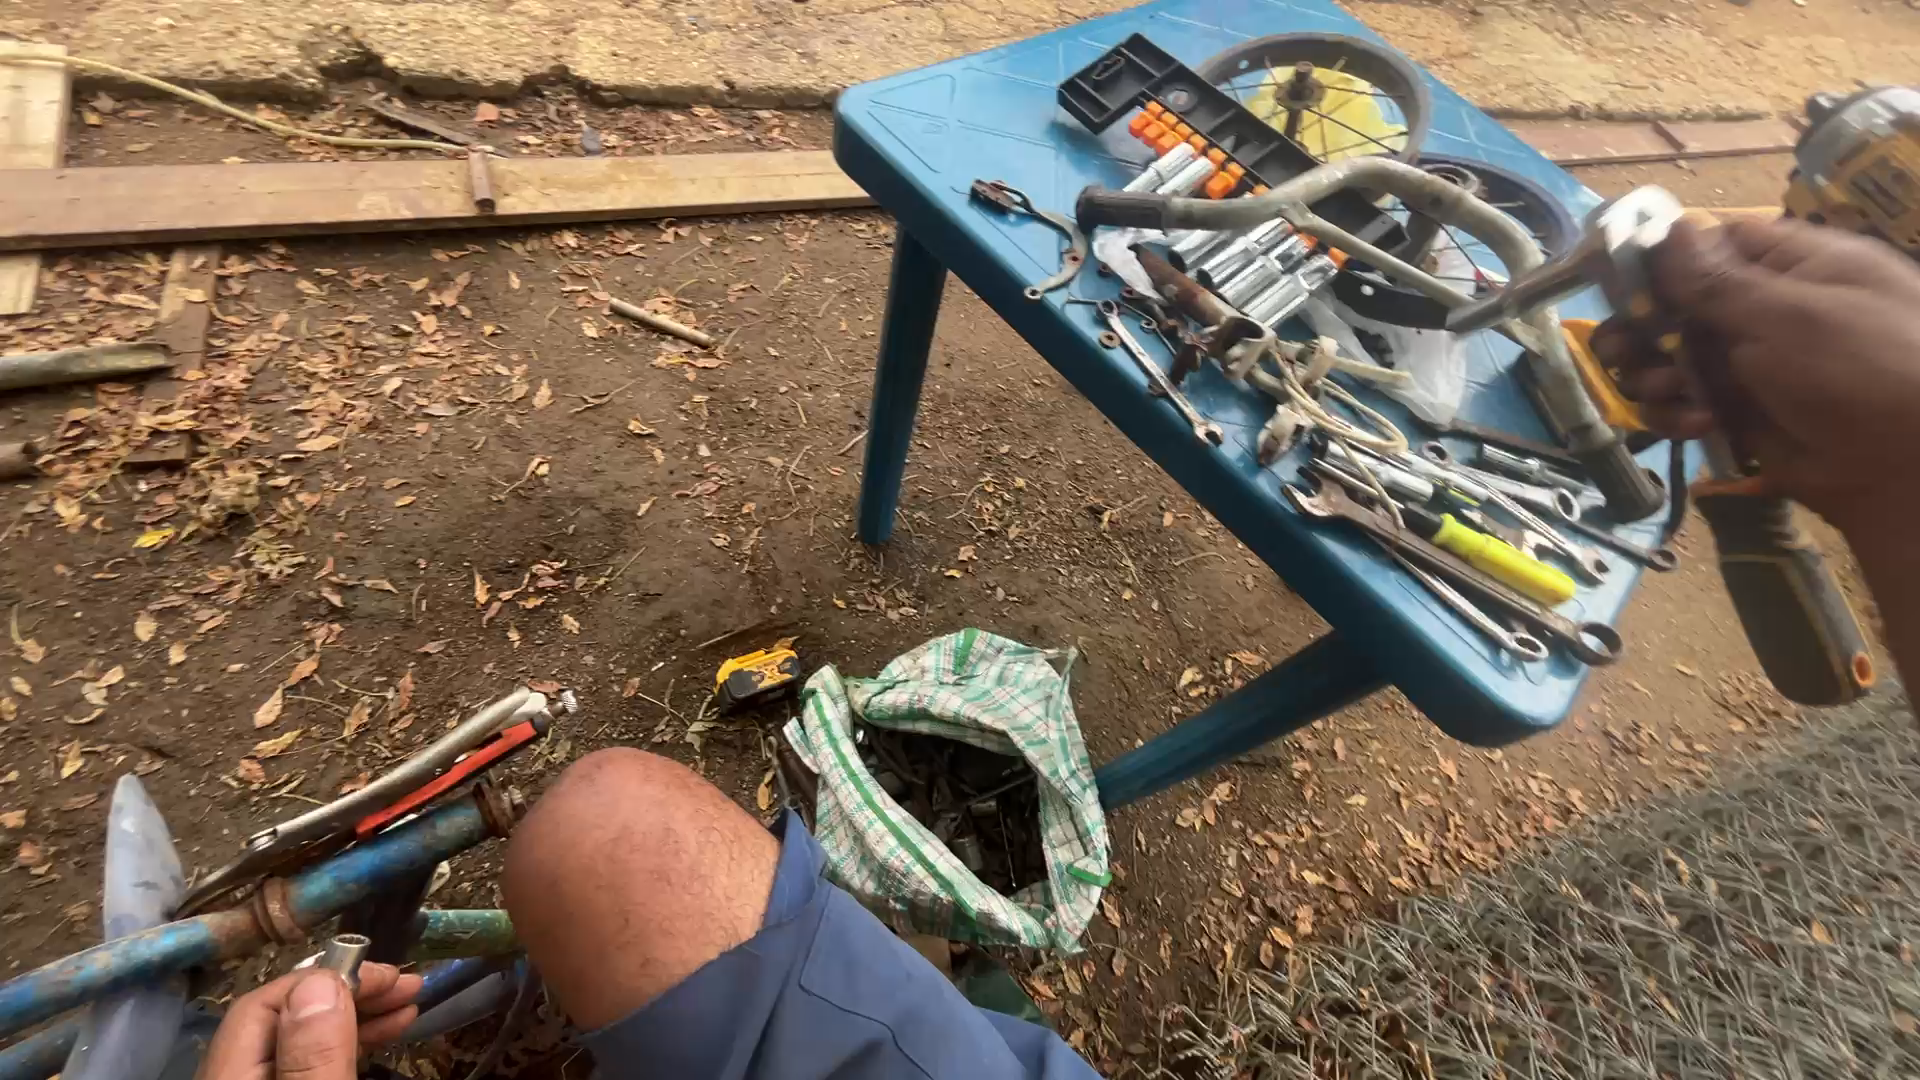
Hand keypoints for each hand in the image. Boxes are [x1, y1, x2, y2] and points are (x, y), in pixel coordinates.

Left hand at [196, 963, 422, 1079]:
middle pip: (279, 1019)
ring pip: (297, 1038)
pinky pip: (303, 1060)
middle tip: (407, 984)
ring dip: (357, 1013)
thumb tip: (319, 980)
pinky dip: (347, 1040)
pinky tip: (386, 1030)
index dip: (325, 979)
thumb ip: (316, 1053)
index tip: (386, 977)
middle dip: (349, 992)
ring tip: (409, 1003)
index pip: (262, 1005)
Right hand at [1591, 217, 1919, 532]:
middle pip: (1664, 308)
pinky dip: (1671, 415)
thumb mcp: (1790, 315)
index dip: (1657, 262)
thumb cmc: (1866, 369)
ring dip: (1648, 378)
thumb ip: (1716, 280)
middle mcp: (1756, 311)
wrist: (1908, 461)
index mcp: (1789, 269)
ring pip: (1655, 360)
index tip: (1617, 285)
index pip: (1707, 246)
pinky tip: (1699, 425)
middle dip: (1636, 333)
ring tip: (1670, 392)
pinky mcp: (1723, 408)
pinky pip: (1669, 405)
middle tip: (1622, 352)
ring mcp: (1737, 362)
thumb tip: (1663, 229)